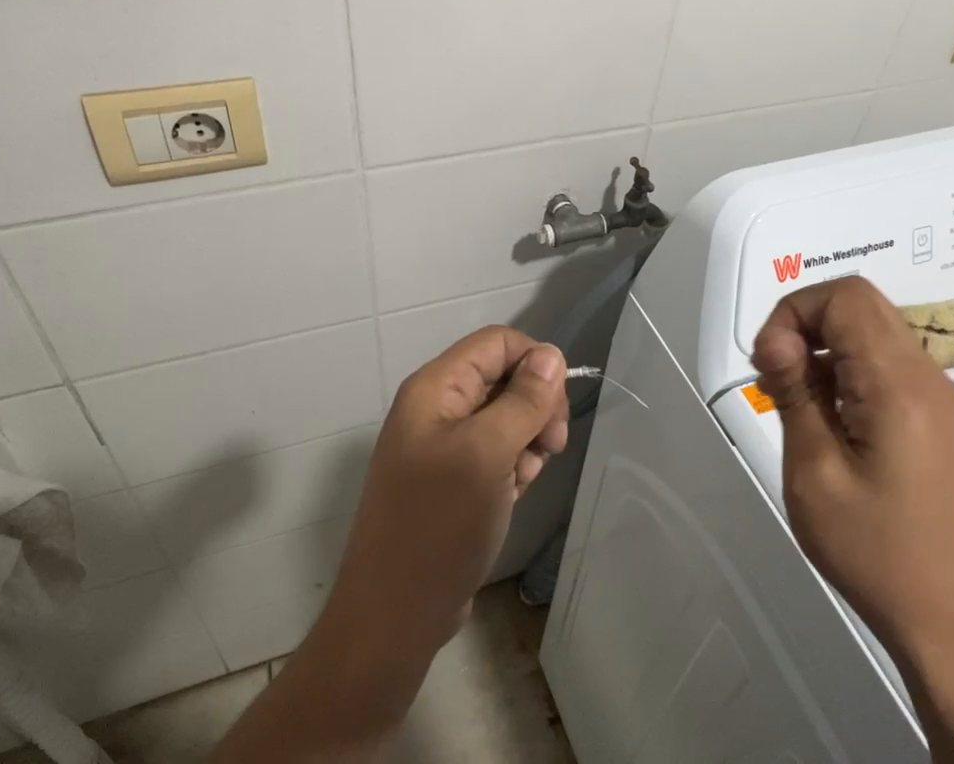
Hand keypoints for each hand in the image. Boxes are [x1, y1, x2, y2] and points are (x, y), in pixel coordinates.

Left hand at [329, 326, 568, 650]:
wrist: (397, 610)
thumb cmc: (439, 524)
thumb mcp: (487, 454)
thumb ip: (522, 400)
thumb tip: (551, 354)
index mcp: (435, 389)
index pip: (497, 343)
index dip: (535, 363)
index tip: (556, 410)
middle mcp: (437, 409)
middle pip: (504, 378)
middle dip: (535, 408)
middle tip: (549, 448)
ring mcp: (443, 447)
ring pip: (506, 419)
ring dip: (527, 443)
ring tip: (522, 480)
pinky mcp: (452, 481)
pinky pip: (496, 454)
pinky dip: (513, 469)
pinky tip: (512, 496)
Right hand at [751, 277, 953, 642]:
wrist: (944, 615)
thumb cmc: (871, 548)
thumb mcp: (814, 472)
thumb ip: (795, 393)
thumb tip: (775, 338)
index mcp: (897, 384)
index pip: (845, 298)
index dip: (794, 313)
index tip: (768, 364)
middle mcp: (926, 376)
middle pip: (862, 304)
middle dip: (806, 322)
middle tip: (775, 376)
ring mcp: (937, 396)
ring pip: (875, 330)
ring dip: (824, 345)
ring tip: (794, 398)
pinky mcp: (936, 417)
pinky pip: (888, 363)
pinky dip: (847, 368)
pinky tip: (828, 415)